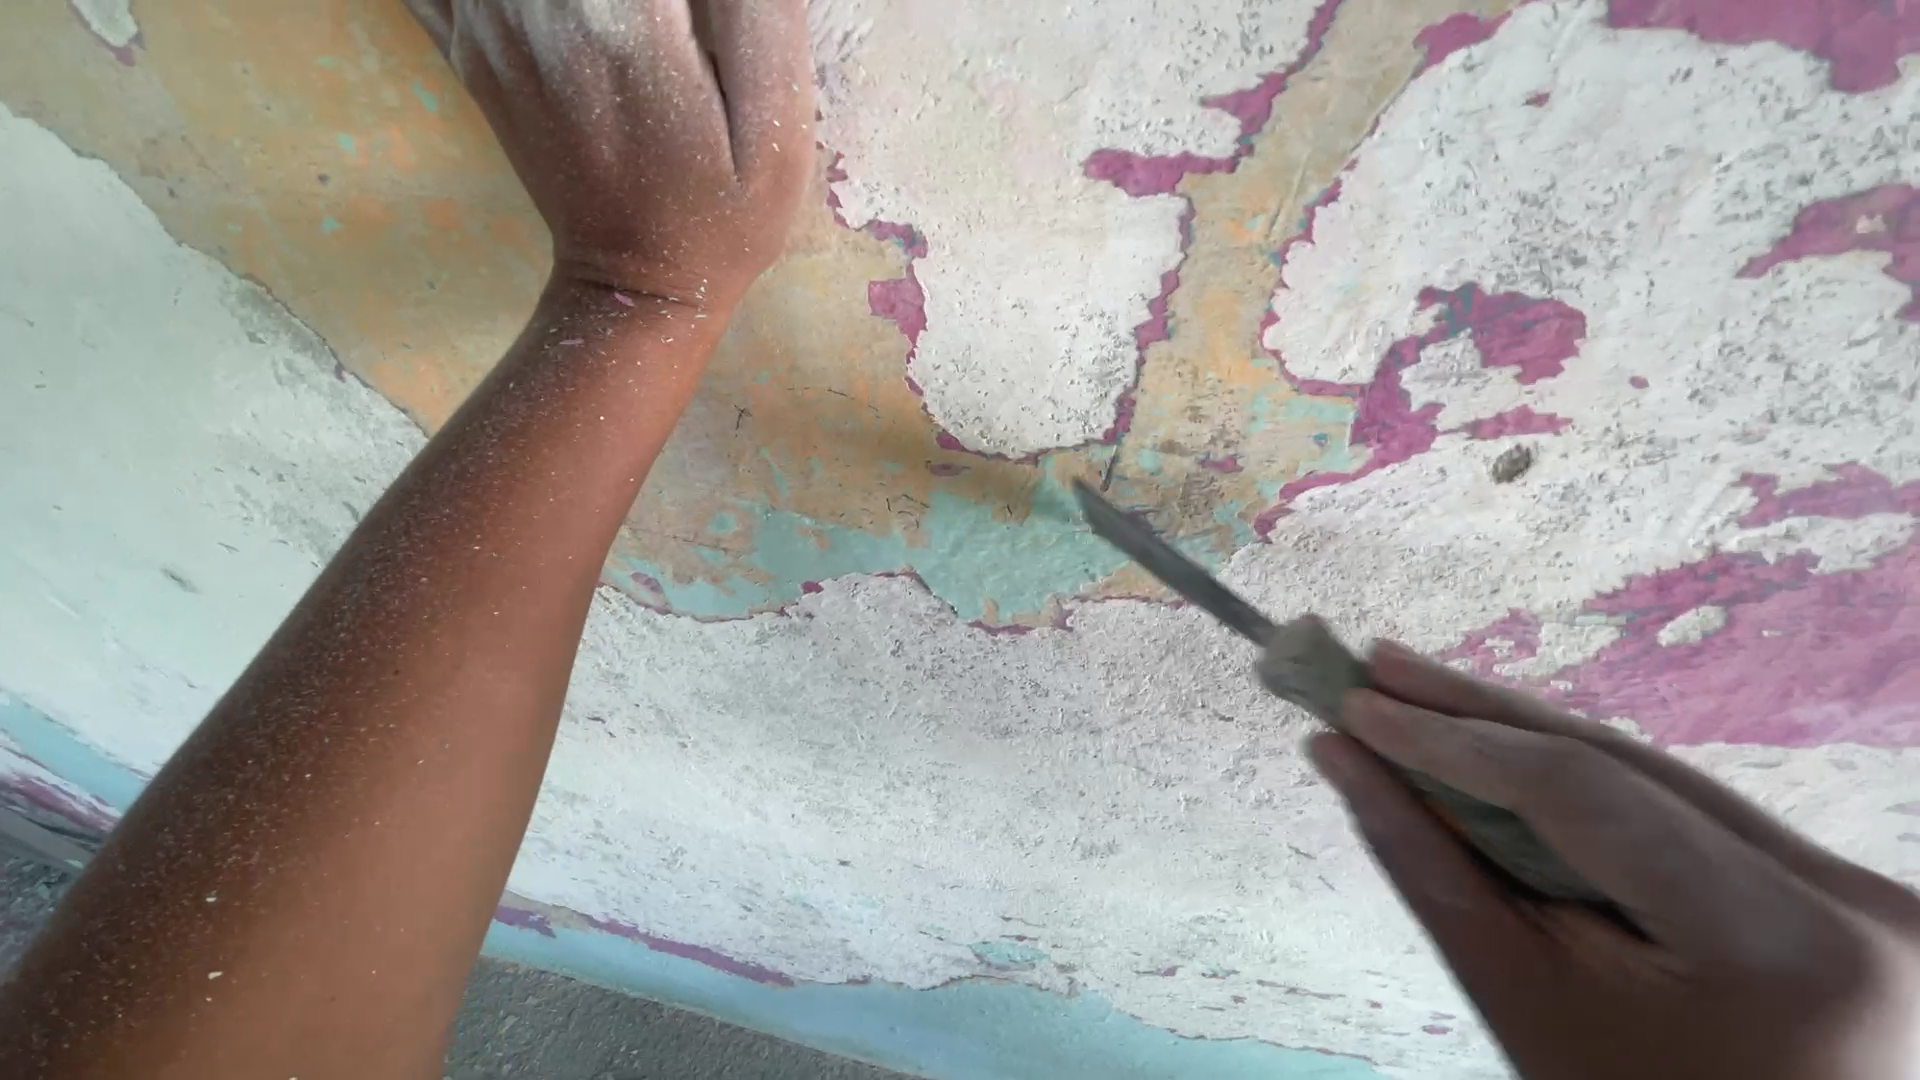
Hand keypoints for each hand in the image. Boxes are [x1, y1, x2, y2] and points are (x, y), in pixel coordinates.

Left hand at [404, 0, 813, 308]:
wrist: (640, 285)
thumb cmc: (724, 219)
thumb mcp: (778, 136)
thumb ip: (763, 14)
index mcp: (621, 19)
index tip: (698, 15)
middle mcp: (534, 5)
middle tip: (666, 19)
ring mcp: (487, 23)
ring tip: (630, 22)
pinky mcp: (470, 45)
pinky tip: (551, 19)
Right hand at [1313, 643, 1919, 1078]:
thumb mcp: (1508, 987)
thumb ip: (1419, 856)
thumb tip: (1333, 750)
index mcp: (1782, 939)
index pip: (1578, 789)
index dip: (1450, 738)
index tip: (1353, 706)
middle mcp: (1843, 888)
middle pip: (1611, 760)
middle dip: (1474, 710)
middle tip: (1374, 665)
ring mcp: (1844, 878)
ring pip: (1633, 768)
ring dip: (1509, 729)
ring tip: (1407, 686)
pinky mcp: (1816, 877)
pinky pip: (1659, 797)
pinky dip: (1561, 768)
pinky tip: (1488, 736)